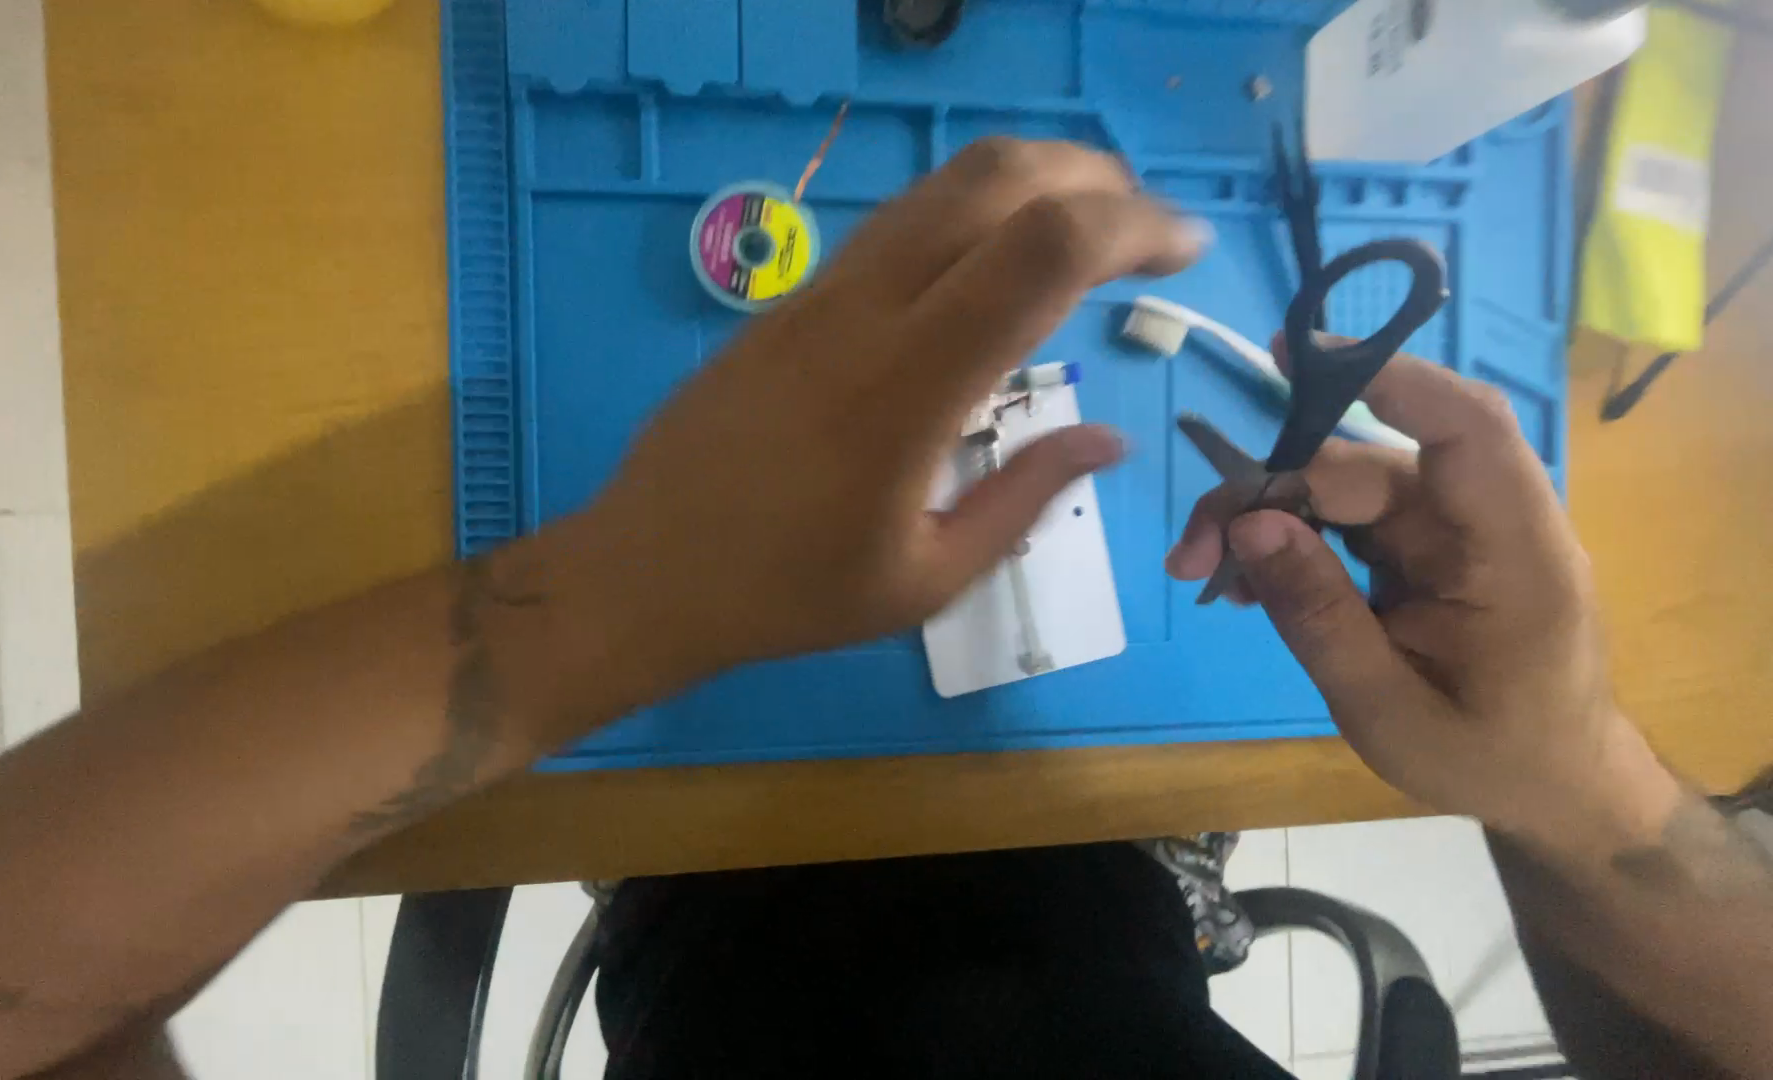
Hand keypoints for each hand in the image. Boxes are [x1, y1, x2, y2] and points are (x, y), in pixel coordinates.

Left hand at [552, 138, 1203, 709]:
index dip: (1134, 226)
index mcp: (909, 390)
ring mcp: (810, 299)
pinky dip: (959, 219)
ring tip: (1075, 232)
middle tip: (1140, 228)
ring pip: (933, 190)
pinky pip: (886, 231)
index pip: (1042, 250)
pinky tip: (978, 271)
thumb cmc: (787, 596)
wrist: (646, 573)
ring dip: (1024, 185)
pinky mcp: (780, 306)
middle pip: (992, 179)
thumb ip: (1025, 499)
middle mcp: (861, 315)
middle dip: (1091, 177)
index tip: (1183, 250)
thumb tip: (1109, 439)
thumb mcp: (926, 578)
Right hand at [1166, 342, 1681, 858]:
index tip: (1291, 352)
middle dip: (1260, 499)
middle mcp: (1477, 526)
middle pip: (1356, 470)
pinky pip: (1331, 526)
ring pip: (1330, 494)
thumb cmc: (1487, 757)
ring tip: (1203, 576)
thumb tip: (1250, 524)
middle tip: (1190, 558)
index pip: (1466, 431)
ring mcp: (1441, 537)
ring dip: (1257, 524)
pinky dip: (1277, 546)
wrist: (1546, 787)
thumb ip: (1319, 616)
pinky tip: (1242, 585)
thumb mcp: (1385, 705)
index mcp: (1512, 556)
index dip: (1388, 376)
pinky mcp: (1410, 553)